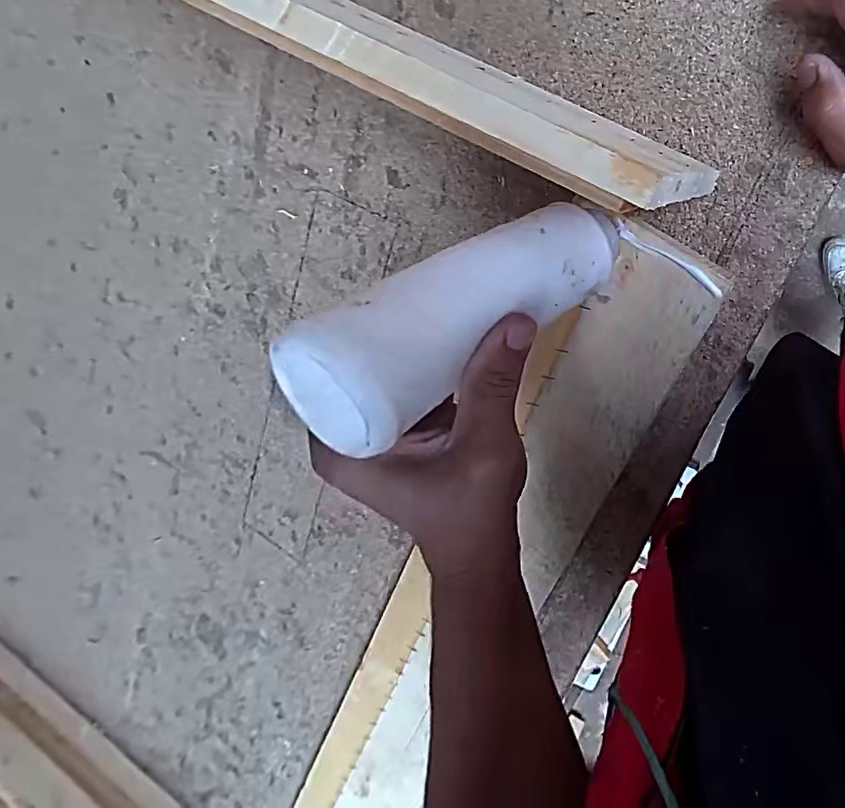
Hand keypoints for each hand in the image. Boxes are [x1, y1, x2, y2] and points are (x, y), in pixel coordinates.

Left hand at [309, 313, 537, 566]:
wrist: (484, 551)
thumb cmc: (472, 508)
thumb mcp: (484, 442)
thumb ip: (495, 384)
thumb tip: (515, 319)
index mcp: (340, 444)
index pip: (328, 370)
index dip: (357, 328)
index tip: (395, 295)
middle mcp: (345, 438)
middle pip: (359, 366)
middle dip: (392, 331)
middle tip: (428, 293)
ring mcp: (374, 437)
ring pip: (385, 375)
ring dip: (414, 346)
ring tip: (444, 308)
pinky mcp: (402, 436)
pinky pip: (408, 387)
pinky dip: (430, 365)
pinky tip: (455, 341)